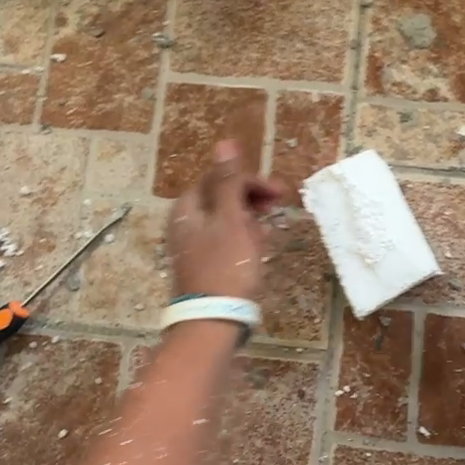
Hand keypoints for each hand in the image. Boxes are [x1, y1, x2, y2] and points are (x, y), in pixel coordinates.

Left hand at [167, 140, 286, 300]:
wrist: (213, 321)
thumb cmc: (225, 267)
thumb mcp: (231, 220)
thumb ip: (229, 182)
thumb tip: (225, 143)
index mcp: (187, 208)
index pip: (219, 178)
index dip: (250, 180)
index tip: (279, 193)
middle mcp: (185, 223)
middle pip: (222, 197)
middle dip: (251, 201)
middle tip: (276, 210)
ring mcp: (193, 244)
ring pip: (227, 219)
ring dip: (250, 221)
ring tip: (266, 235)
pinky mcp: (204, 263)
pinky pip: (226, 240)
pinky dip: (244, 239)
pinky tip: (257, 250)